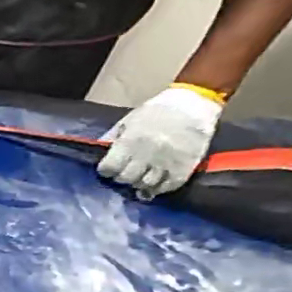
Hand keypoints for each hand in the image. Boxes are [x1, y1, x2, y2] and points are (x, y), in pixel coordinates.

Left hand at [97, 85, 222, 197]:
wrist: (193, 103)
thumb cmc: (155, 111)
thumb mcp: (127, 122)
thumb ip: (111, 138)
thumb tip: (97, 153)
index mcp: (129, 142)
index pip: (108, 168)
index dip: (106, 170)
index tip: (108, 168)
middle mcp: (146, 154)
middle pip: (126, 178)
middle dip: (122, 177)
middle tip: (125, 172)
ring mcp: (167, 161)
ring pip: (146, 184)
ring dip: (140, 183)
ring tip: (140, 177)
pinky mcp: (186, 165)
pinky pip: (170, 185)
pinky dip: (160, 188)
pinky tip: (156, 185)